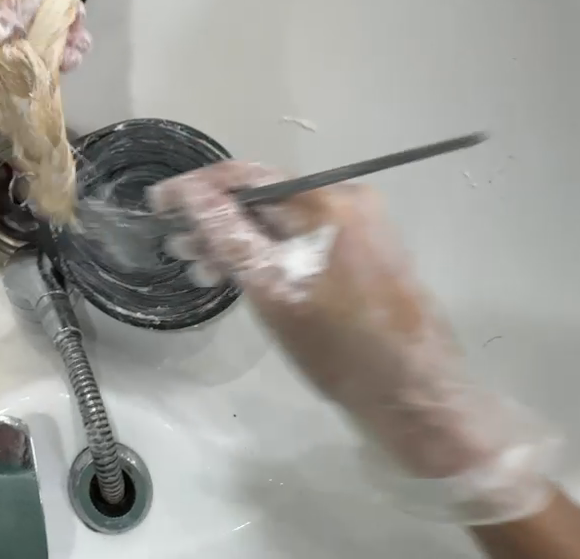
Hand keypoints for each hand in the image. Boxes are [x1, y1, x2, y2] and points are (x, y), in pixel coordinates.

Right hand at [151, 163, 551, 523]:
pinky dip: (269, 252)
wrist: (419, 402)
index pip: (244, 177)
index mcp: (326, 200)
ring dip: (239, 239)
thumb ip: (225, 232)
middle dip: (215, 221)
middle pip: (262, 198)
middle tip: (181, 249)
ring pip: (279, 220)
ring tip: (206, 269)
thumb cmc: (339, 347)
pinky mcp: (364, 250)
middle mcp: (347, 199)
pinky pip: (301, 237)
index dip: (195, 189)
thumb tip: (188, 190)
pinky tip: (246, 275)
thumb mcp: (270, 288)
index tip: (159, 204)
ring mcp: (360, 225)